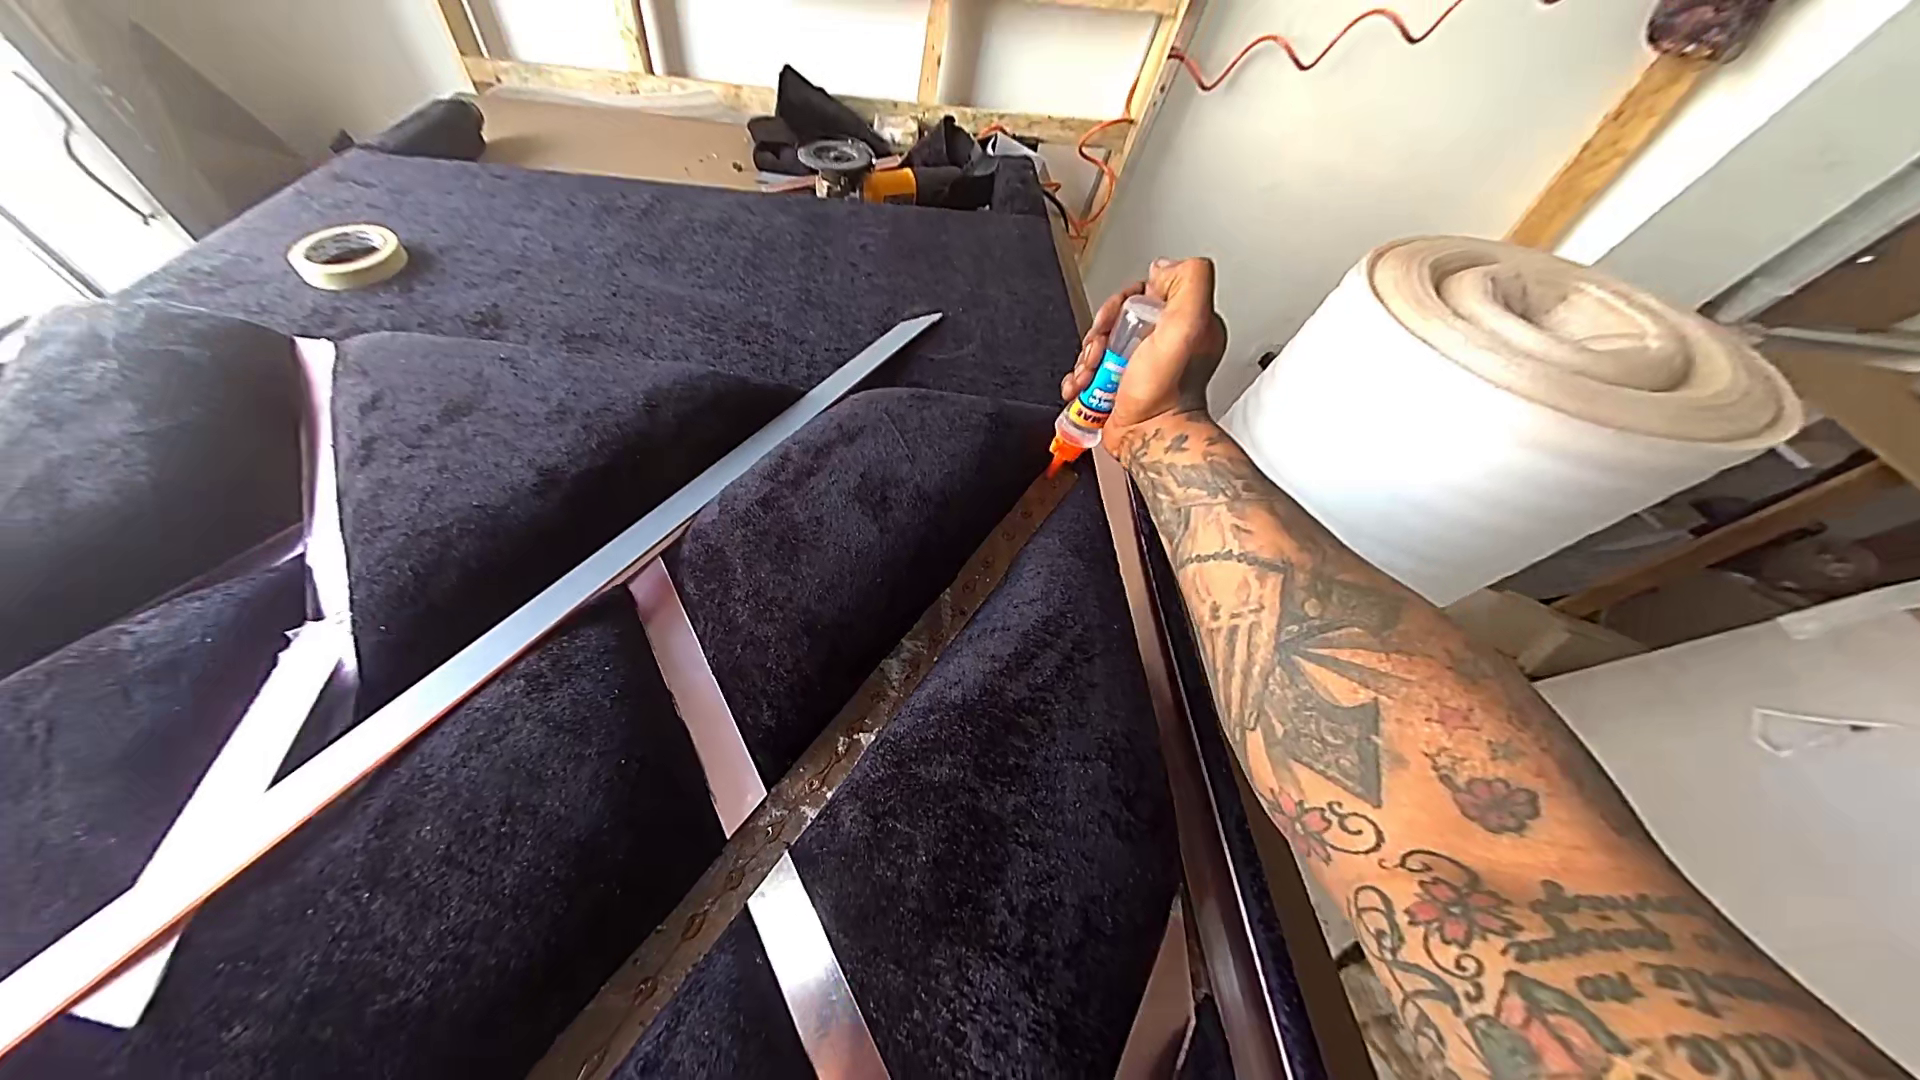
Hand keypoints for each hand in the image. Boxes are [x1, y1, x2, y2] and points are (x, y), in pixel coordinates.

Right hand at [1060, 257, 1226, 454]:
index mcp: (1182, 323)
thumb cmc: (1167, 392)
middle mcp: (1160, 343)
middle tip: (1102, 353)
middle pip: (1114, 320)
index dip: (1121, 303)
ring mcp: (1135, 366)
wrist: (1148, 436)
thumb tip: (1162, 268)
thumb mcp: (1189, 323)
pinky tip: (1081, 388)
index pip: (1142, 293)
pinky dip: (1078, 379)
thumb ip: (1187, 281)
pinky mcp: (1114, 387)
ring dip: (1085, 360)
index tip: (1115, 322)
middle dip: (1098, 335)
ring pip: (1097, 346)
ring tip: (1091, 376)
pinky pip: (1088, 373)